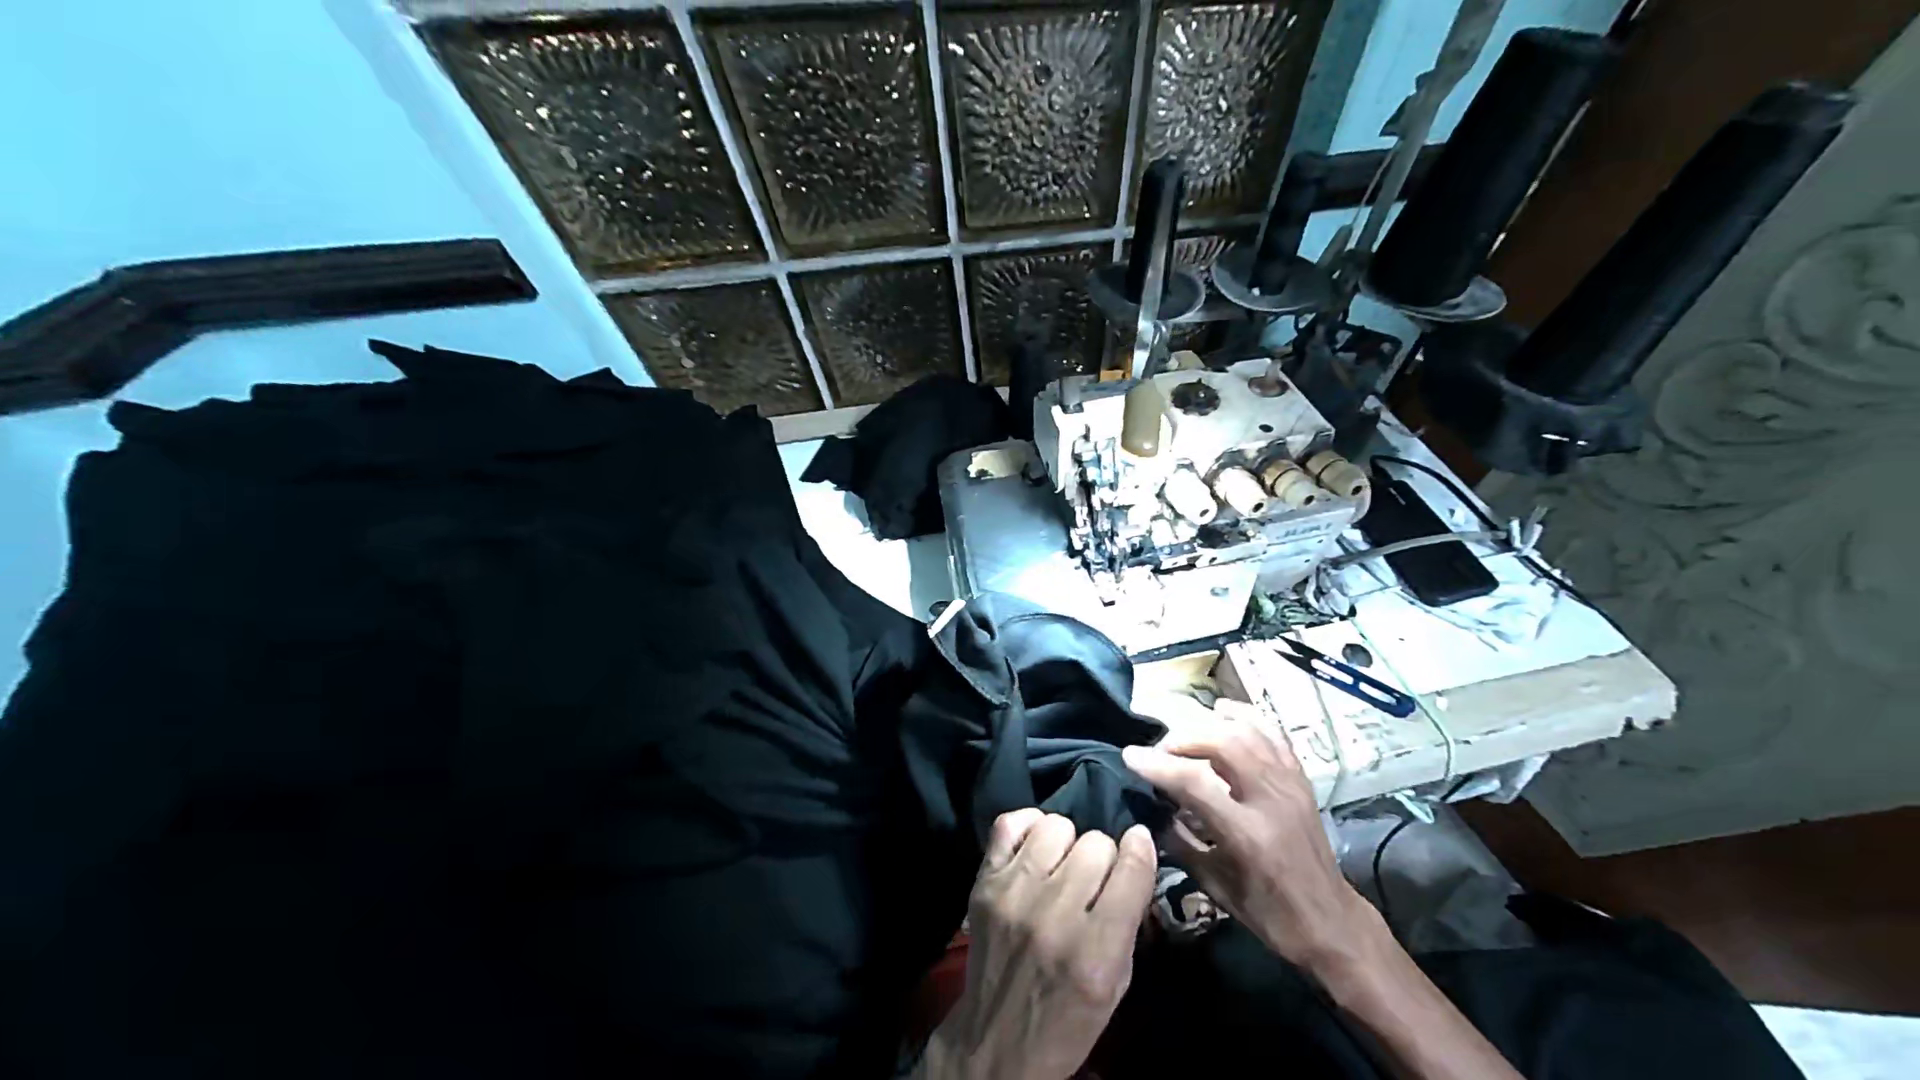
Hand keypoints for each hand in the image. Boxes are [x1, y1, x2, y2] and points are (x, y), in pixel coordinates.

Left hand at [919, 810, 1156, 1079]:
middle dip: (1103, 857)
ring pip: (1057, 827)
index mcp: (1096, 951)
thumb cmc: (1067, 1018)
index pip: (1130, 870)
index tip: (1139, 843)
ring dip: (1067, 843)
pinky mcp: (984, 883)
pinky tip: (1036, 847)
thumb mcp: (1116, 982)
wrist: (996, 1041)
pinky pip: (1009, 823)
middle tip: (1095, 878)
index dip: (1140, 850)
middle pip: (1096, 844)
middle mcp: (1054, 914)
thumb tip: (1138, 852)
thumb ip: (1128, 919)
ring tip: (1063, 865)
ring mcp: (1013, 894)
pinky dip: (1028, 827)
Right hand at [1121, 703, 1376, 975]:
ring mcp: (1290, 786)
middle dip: (1183, 740)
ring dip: (1209, 727)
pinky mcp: (1301, 780)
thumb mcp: (1213, 884)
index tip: (1129, 756)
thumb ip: (1178, 840)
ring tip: (1186, 738)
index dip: (1157, 765)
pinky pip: (1273, 734)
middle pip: (1224, 744)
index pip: (1195, 783)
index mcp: (1248, 835)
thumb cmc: (1267, 912)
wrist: (1330, 923)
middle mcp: (1272, 801)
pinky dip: (1246, 718)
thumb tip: (1149, 805)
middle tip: (1161, 753)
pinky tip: (1224, 715)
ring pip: (1249, 732)